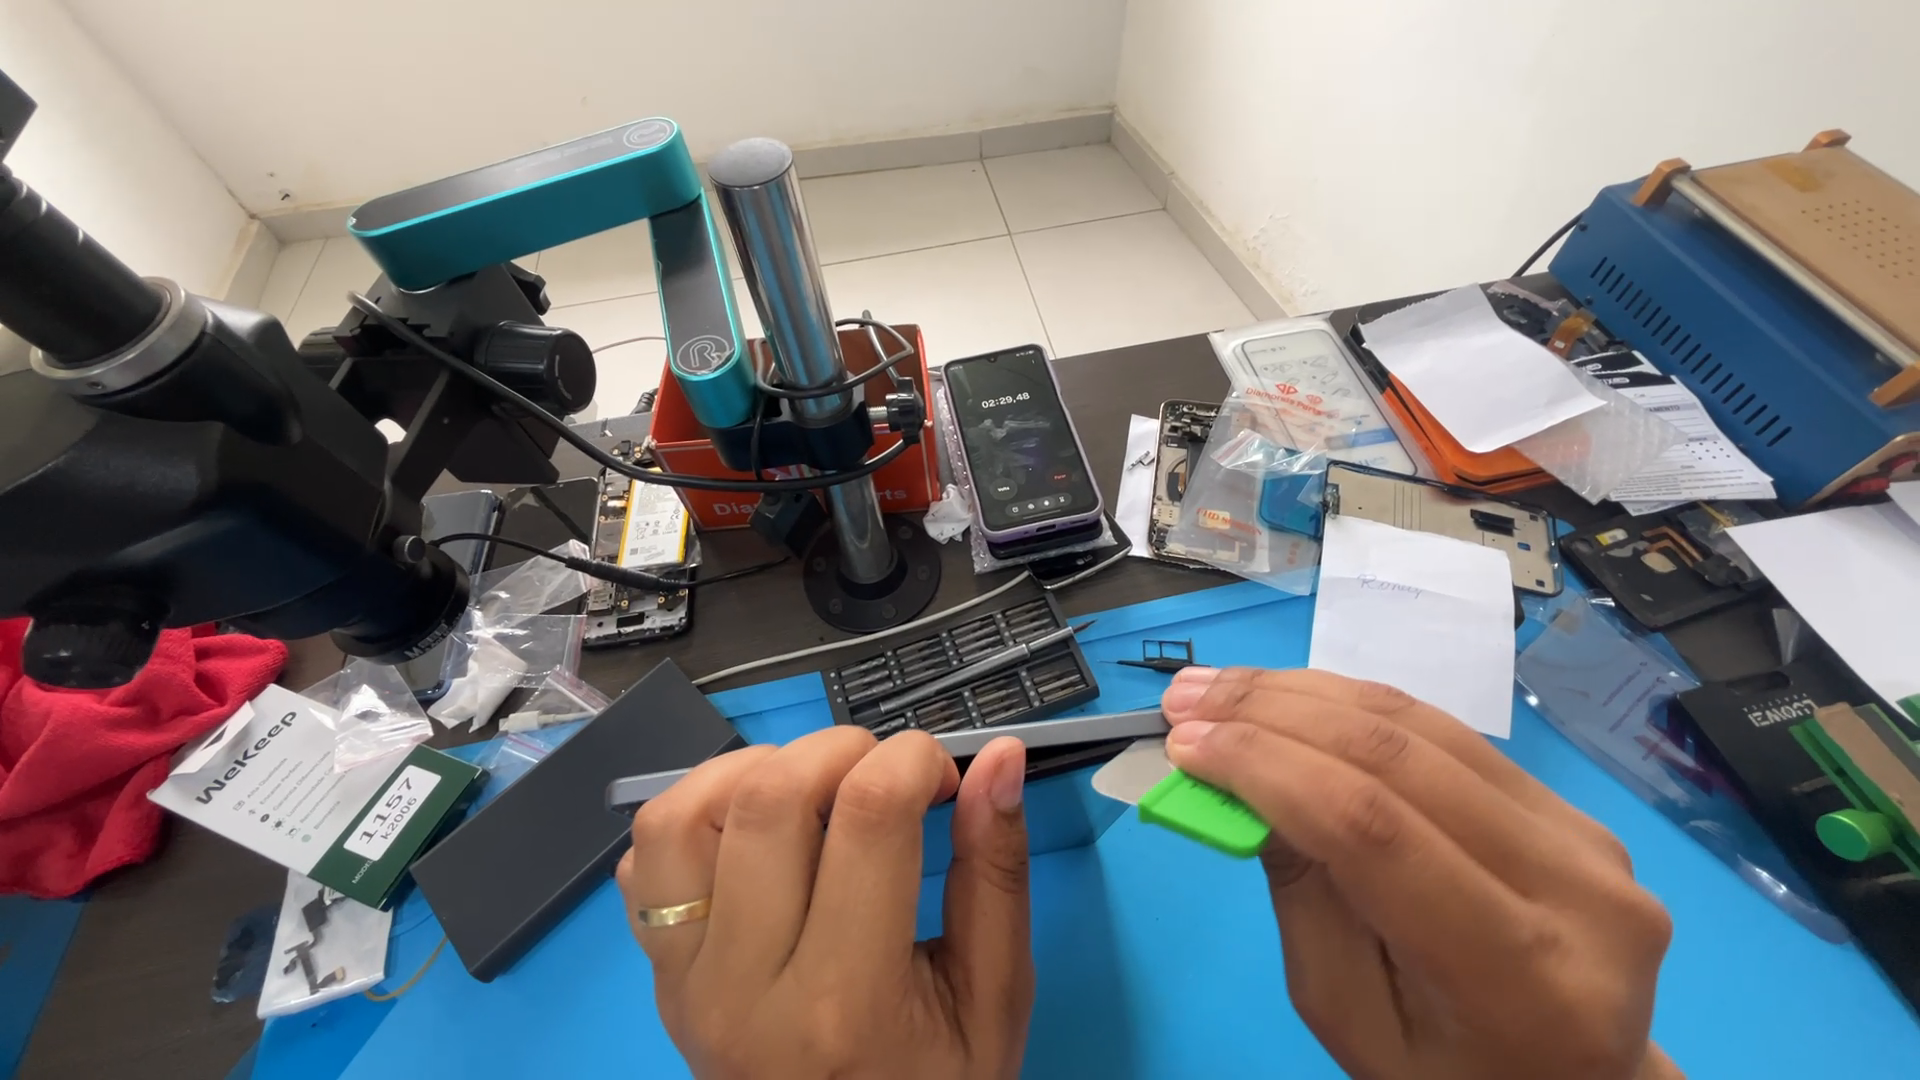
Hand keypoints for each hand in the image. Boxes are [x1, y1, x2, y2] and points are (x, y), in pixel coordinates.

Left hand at [616, 726, 1033, 1079]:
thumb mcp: (994, 994)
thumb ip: (997, 870)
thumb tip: (1001, 755)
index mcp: (847, 1000)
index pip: (867, 815)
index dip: (915, 758)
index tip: (942, 775)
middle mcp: (746, 986)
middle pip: (769, 798)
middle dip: (841, 749)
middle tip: (882, 778)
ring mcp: (683, 979)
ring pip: (685, 814)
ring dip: (759, 768)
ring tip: (816, 790)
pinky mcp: (656, 971)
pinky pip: (648, 852)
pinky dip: (701, 804)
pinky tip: (758, 824)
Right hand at [1161, 667, 1680, 1079]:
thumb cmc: (1440, 1070)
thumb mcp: (1344, 1011)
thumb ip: (1298, 890)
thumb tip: (1236, 778)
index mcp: (1523, 981)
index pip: (1371, 829)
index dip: (1265, 767)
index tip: (1183, 744)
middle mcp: (1577, 890)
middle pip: (1393, 758)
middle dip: (1267, 712)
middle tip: (1183, 698)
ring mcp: (1583, 834)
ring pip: (1412, 722)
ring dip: (1296, 690)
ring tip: (1215, 686)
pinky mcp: (1563, 802)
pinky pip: (1435, 726)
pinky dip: (1342, 699)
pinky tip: (1281, 693)